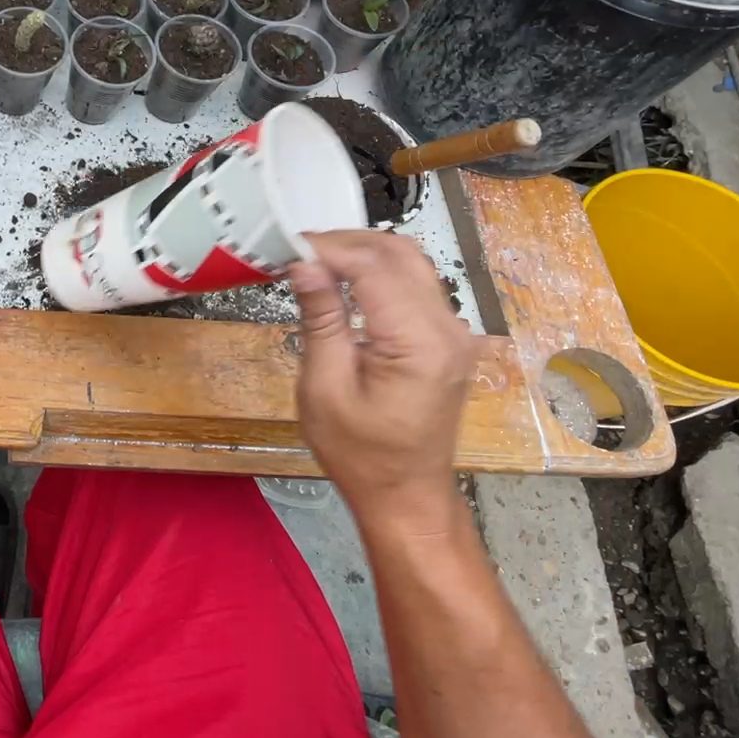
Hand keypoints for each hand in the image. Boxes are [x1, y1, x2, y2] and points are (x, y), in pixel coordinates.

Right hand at [287, 230, 475, 528]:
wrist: (404, 494)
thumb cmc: (358, 452)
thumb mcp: (324, 387)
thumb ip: (320, 319)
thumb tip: (303, 265)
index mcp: (418, 342)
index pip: (373, 266)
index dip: (327, 248)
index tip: (285, 246)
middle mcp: (447, 328)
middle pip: (398, 253)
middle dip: (344, 243)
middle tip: (294, 251)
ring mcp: (453, 332)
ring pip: (409, 262)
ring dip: (360, 253)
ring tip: (313, 263)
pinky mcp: (445, 338)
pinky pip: (413, 285)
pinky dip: (374, 272)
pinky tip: (340, 282)